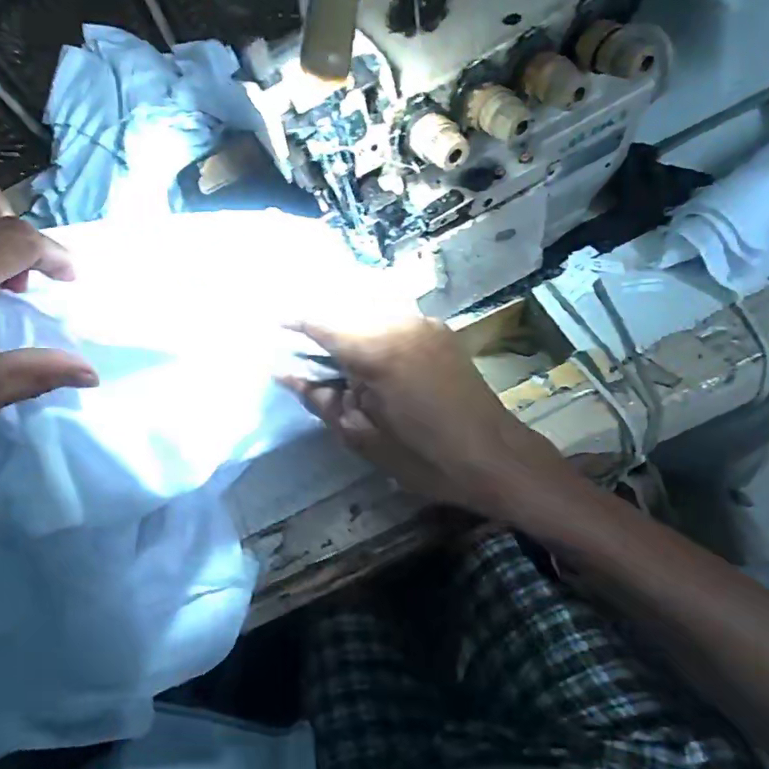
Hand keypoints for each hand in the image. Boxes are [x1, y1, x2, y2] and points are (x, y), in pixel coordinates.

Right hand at [279, 317, 587, 517]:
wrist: (496, 458)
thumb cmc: (423, 457)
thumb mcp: (360, 435)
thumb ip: (319, 397)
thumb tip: (284, 373)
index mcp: (374, 351)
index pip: (320, 323)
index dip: (292, 322)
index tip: (272, 326)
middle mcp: (397, 324)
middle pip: (343, 309)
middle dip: (318, 324)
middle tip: (300, 347)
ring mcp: (422, 323)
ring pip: (369, 309)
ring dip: (346, 324)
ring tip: (331, 351)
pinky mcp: (438, 331)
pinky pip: (392, 318)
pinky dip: (371, 326)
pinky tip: (366, 351)